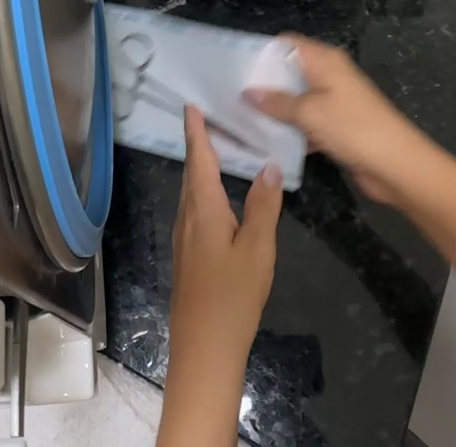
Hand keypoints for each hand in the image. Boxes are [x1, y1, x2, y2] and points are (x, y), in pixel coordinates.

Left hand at [167, 105, 282, 375]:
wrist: (204, 348)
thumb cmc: (232, 297)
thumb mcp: (258, 250)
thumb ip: (264, 207)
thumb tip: (270, 166)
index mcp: (203, 210)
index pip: (199, 160)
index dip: (196, 133)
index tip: (190, 107)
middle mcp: (188, 218)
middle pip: (192, 174)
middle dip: (199, 146)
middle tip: (211, 120)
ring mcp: (185, 238)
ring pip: (192, 193)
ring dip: (201, 169)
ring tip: (218, 151)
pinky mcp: (188, 256)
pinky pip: (195, 210)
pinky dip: (204, 191)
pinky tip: (219, 198)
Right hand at [244, 36, 432, 203]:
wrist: (398, 166)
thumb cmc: (354, 128)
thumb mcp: (310, 112)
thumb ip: (277, 102)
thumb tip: (248, 93)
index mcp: (325, 61)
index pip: (287, 43)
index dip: (262, 50)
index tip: (234, 64)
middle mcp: (328, 75)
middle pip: (289, 71)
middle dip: (263, 82)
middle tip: (231, 93)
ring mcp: (333, 101)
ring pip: (296, 99)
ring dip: (275, 109)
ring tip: (240, 117)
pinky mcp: (336, 127)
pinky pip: (305, 122)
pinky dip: (290, 129)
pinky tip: (266, 140)